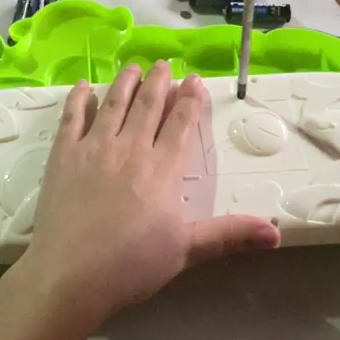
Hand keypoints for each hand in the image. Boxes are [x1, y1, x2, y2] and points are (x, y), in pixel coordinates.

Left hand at [11, 62, 278, 325]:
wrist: (71, 275)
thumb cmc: (131, 265)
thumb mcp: (186, 250)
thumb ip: (228, 235)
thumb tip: (275, 234)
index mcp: (163, 169)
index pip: (180, 124)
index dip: (189, 100)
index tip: (194, 80)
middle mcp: (131, 148)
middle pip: (148, 106)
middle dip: (159, 82)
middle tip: (164, 64)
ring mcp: (94, 148)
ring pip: (114, 104)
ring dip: (126, 82)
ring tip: (134, 66)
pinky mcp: (63, 156)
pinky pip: (72, 118)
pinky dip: (78, 99)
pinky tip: (82, 86)